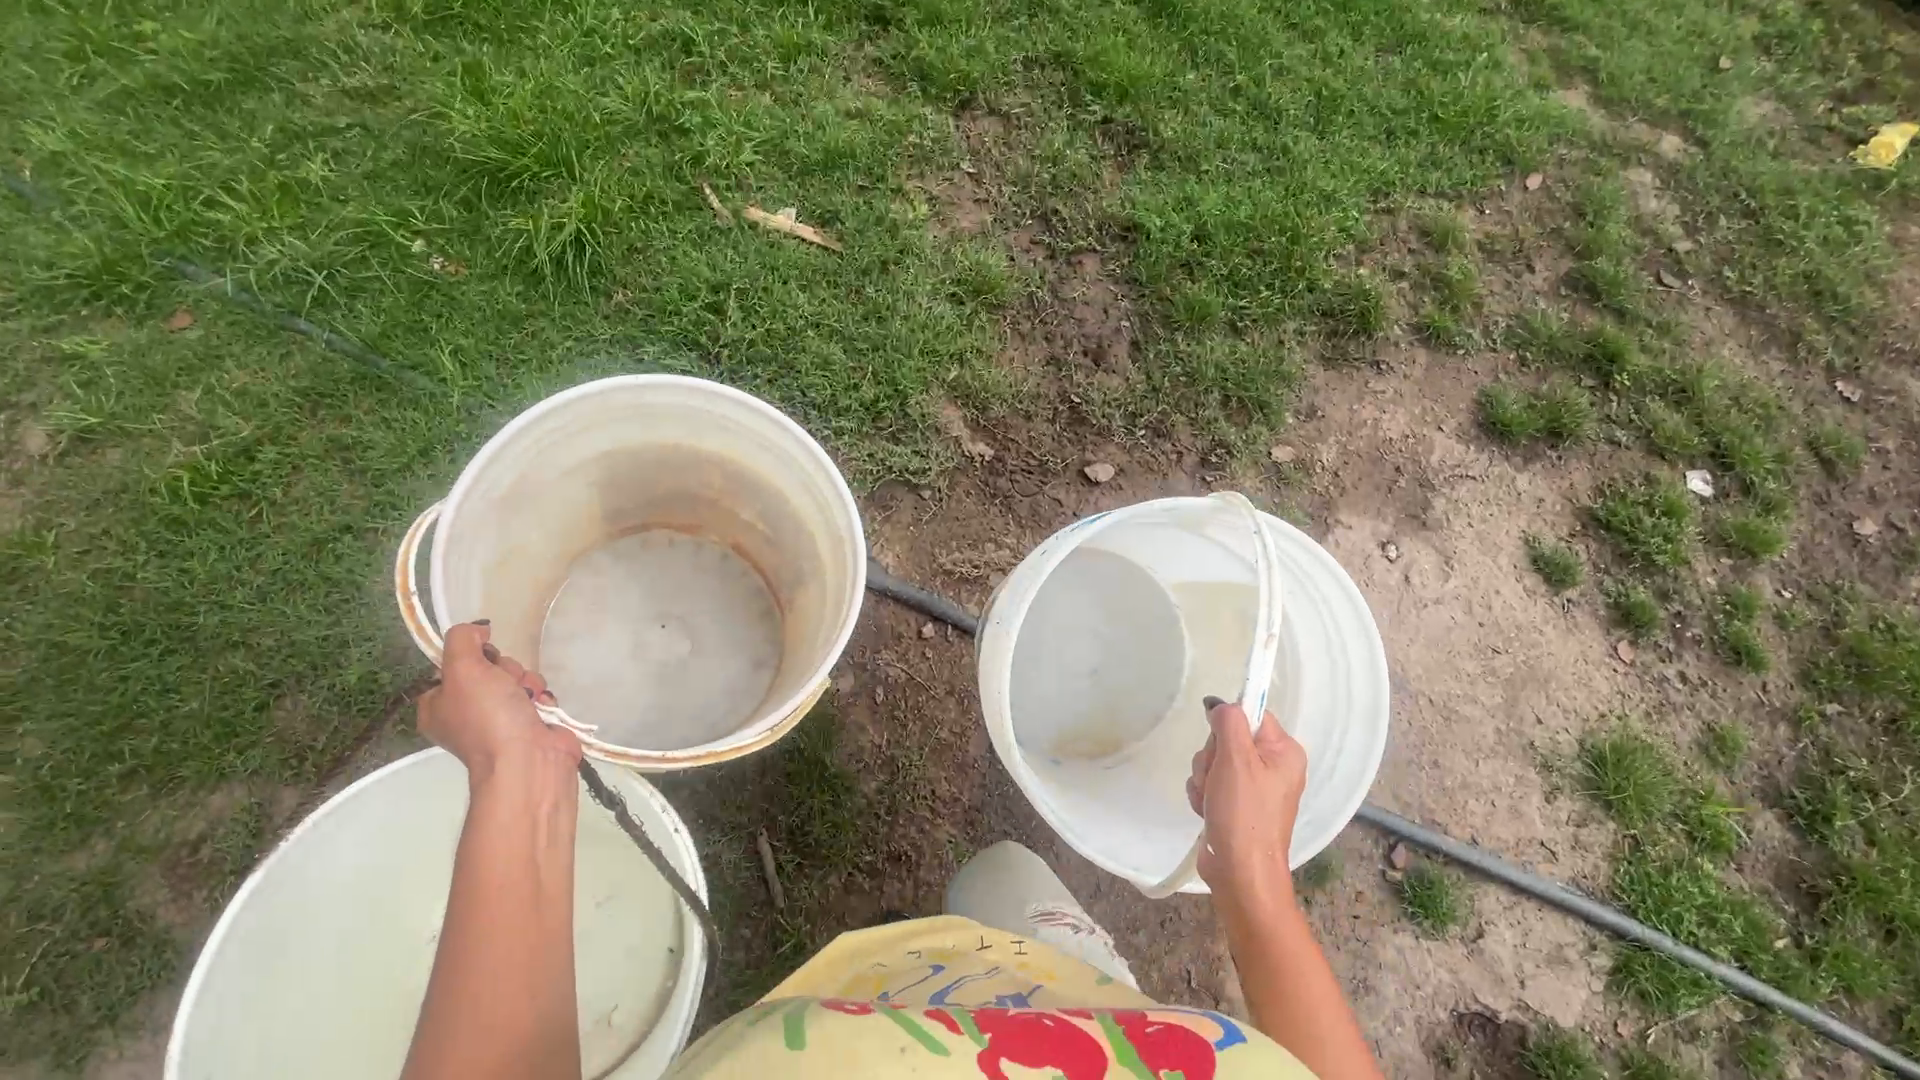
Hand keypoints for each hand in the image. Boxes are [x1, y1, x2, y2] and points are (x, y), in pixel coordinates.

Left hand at [417, 622, 579, 783]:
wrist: (527, 758)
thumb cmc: (488, 716)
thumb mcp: (464, 669)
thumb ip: (463, 640)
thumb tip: (478, 629)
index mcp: (437, 705)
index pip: (453, 664)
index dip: (472, 657)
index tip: (483, 662)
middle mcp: (464, 713)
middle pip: (489, 668)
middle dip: (506, 671)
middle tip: (507, 685)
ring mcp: (497, 720)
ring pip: (515, 679)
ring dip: (527, 683)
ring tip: (529, 699)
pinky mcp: (527, 724)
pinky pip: (535, 695)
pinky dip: (541, 698)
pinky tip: (542, 707)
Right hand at [1186, 698, 1307, 903]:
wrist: (1240, 872)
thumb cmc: (1243, 813)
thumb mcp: (1236, 759)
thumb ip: (1228, 722)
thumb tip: (1219, 704)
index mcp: (1285, 752)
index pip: (1252, 714)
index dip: (1228, 725)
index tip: (1220, 744)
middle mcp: (1274, 767)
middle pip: (1228, 738)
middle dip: (1212, 757)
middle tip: (1216, 778)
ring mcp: (1255, 787)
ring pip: (1215, 761)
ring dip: (1204, 778)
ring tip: (1212, 799)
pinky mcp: (1238, 804)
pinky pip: (1212, 783)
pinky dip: (1204, 794)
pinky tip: (1208, 809)